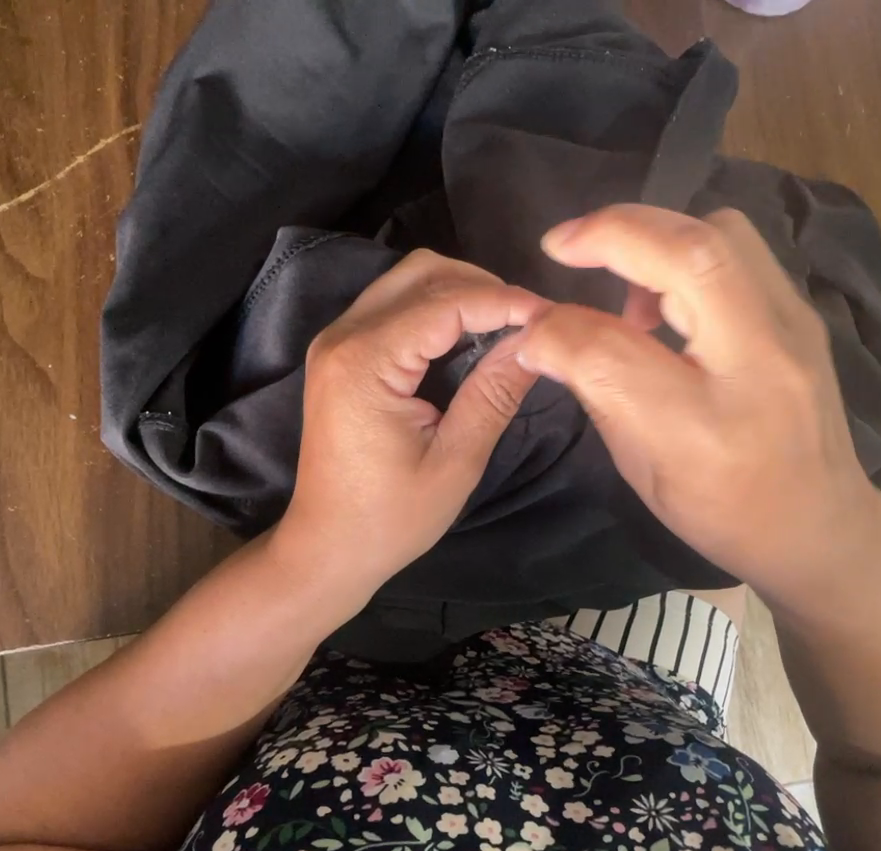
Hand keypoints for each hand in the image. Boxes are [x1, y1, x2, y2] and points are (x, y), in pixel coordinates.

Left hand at [273, 250, 545, 598]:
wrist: (327, 546)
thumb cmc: (391, 518)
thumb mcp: (455, 461)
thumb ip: (494, 393)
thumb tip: (537, 341)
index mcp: (367, 362)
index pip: (447, 302)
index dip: (505, 302)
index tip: (552, 317)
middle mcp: (342, 337)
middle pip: (422, 272)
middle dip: (482, 287)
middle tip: (528, 323)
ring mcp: (335, 343)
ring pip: (406, 283)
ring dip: (458, 294)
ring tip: (504, 328)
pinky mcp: (338, 355)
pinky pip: (392, 307)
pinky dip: (434, 311)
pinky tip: (467, 338)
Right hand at [518, 204, 880, 610]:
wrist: (817, 524)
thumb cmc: (717, 510)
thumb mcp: (641, 467)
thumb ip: (597, 391)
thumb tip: (544, 334)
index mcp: (704, 429)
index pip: (614, 352)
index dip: (559, 329)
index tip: (531, 329)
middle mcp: (760, 364)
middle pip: (692, 254)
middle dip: (615, 230)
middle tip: (561, 243)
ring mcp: (795, 329)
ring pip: (722, 234)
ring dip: (655, 235)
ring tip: (619, 278)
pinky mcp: (803, 313)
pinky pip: (739, 252)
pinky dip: (686, 250)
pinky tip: (665, 294)